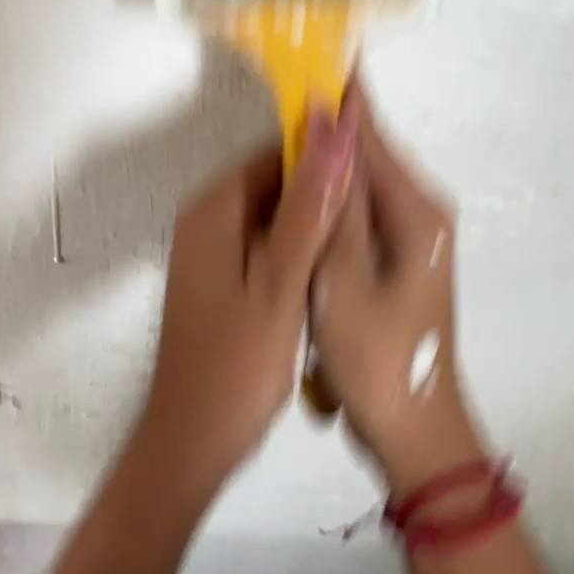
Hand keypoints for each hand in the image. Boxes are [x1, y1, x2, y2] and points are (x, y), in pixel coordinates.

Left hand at [139, 108, 358, 479]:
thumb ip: (308, 211)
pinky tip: (336, 275)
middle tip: (380, 218)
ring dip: (317, 226)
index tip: (378, 179)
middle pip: (276, 183)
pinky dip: (301, 254)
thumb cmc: (237, 369)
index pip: (278, 153)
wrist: (193, 444)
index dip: (327, 156)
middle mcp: (207, 222)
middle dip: (326, 194)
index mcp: (214, 212)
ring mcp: (213, 254)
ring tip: (368, 243)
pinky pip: (269, 248)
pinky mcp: (224, 282)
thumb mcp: (280, 287)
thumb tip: (331, 128)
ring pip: (277, 218)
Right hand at [310, 83, 487, 491]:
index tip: (309, 51)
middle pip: (368, 154)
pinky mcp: (398, 260)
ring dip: (326, 163)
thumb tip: (327, 124)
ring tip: (276, 135)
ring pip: (362, 184)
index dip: (340, 93)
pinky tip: (301, 198)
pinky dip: (332, 201)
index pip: (371, 132)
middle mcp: (423, 213)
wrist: (413, 428)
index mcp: (416, 210)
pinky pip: (361, 214)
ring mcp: (413, 238)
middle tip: (275, 94)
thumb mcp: (342, 277)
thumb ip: (335, 200)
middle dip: (327, 125)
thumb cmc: (376, 356)